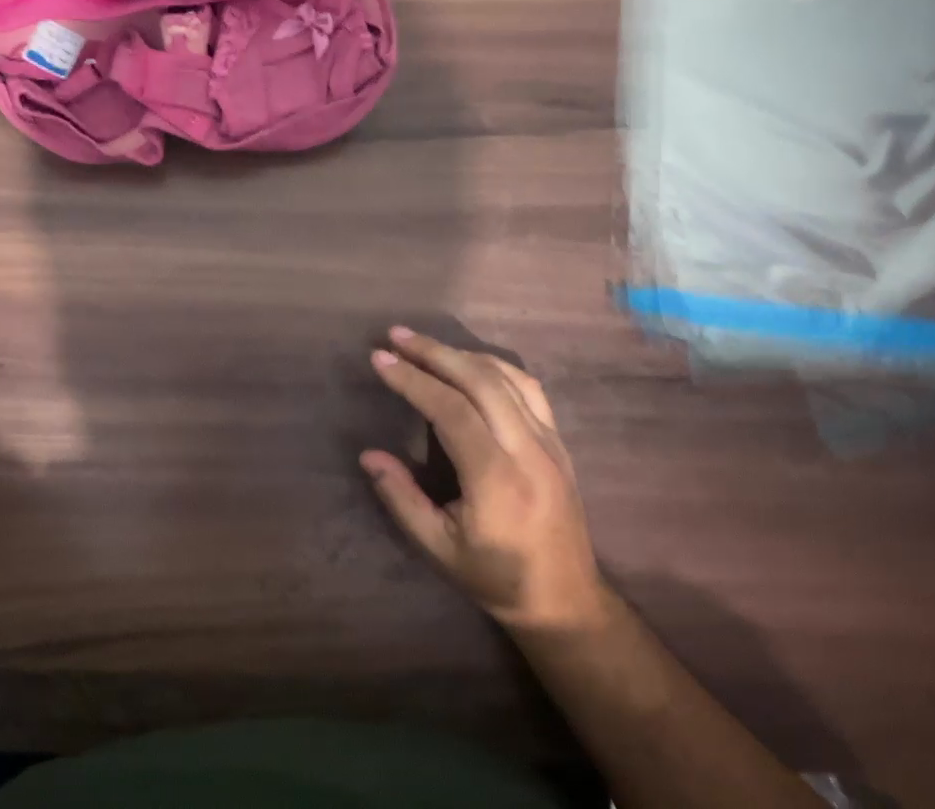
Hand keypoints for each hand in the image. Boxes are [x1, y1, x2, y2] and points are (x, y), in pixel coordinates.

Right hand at [362, 327, 607, 631]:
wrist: (565, 599)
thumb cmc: (495, 577)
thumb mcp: (438, 548)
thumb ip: (401, 499)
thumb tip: (369, 455)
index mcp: (496, 479)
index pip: (451, 410)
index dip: (413, 380)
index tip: (380, 359)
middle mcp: (529, 451)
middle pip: (481, 381)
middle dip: (435, 353)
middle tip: (396, 335)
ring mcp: (551, 443)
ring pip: (508, 378)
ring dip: (463, 354)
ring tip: (425, 345)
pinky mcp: (560, 443)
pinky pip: (529, 389)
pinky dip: (494, 366)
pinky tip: (470, 364)